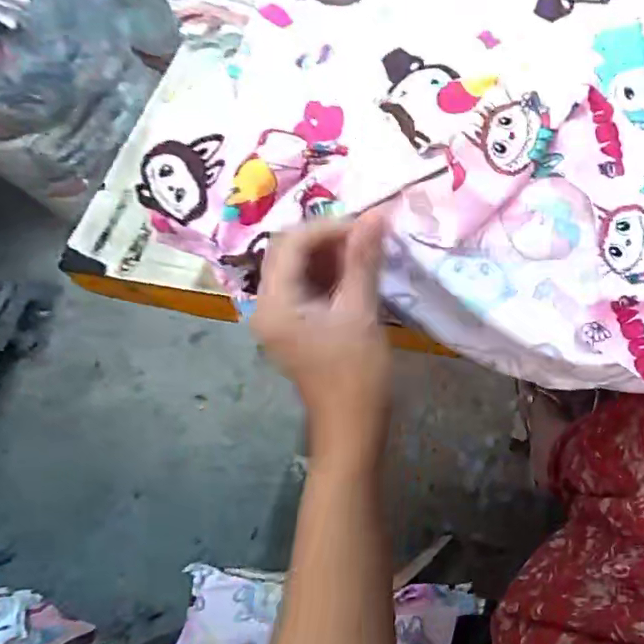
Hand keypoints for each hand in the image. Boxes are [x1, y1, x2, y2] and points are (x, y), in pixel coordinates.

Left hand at [249, 212, 391, 463]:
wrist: (353, 427)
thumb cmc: (357, 375)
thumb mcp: (361, 313)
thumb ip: (364, 261)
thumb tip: (376, 216)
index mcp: (274, 303)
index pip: (290, 244)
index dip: (328, 227)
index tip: (369, 225)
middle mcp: (266, 306)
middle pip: (289, 253)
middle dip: (329, 240)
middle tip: (370, 238)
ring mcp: (279, 318)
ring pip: (300, 269)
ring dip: (332, 256)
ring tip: (368, 254)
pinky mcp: (295, 328)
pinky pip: (308, 289)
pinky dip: (332, 276)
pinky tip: (359, 276)